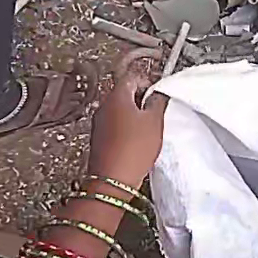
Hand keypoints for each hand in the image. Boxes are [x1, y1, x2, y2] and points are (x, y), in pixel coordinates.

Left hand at [88, 51, 168, 186]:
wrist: (114, 178)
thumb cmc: (134, 147)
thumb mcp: (155, 121)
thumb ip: (158, 101)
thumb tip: (158, 93)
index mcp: (117, 96)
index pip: (132, 78)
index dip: (148, 82)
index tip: (159, 92)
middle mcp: (103, 106)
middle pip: (124, 94)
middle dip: (141, 100)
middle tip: (156, 110)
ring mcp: (99, 123)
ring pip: (119, 110)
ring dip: (133, 115)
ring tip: (148, 127)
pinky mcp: (99, 138)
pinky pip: (114, 125)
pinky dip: (126, 128)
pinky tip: (137, 140)